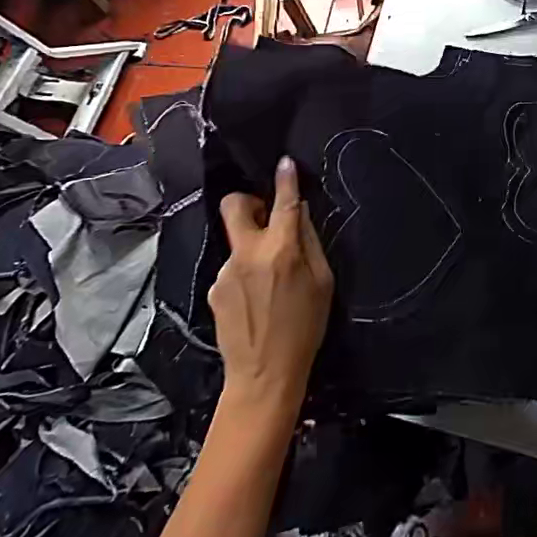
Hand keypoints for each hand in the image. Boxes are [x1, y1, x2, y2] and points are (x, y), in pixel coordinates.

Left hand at [207, 157, 333, 413]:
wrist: (264, 374)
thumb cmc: (306, 329)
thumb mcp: (323, 284)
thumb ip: (310, 244)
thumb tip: (300, 215)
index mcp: (282, 250)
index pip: (284, 203)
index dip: (286, 179)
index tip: (285, 163)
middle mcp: (247, 253)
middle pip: (234, 205)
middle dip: (248, 201)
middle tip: (265, 217)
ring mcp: (225, 271)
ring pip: (238, 243)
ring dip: (253, 250)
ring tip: (270, 284)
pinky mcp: (214, 289)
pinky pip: (233, 269)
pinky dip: (245, 275)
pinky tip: (256, 301)